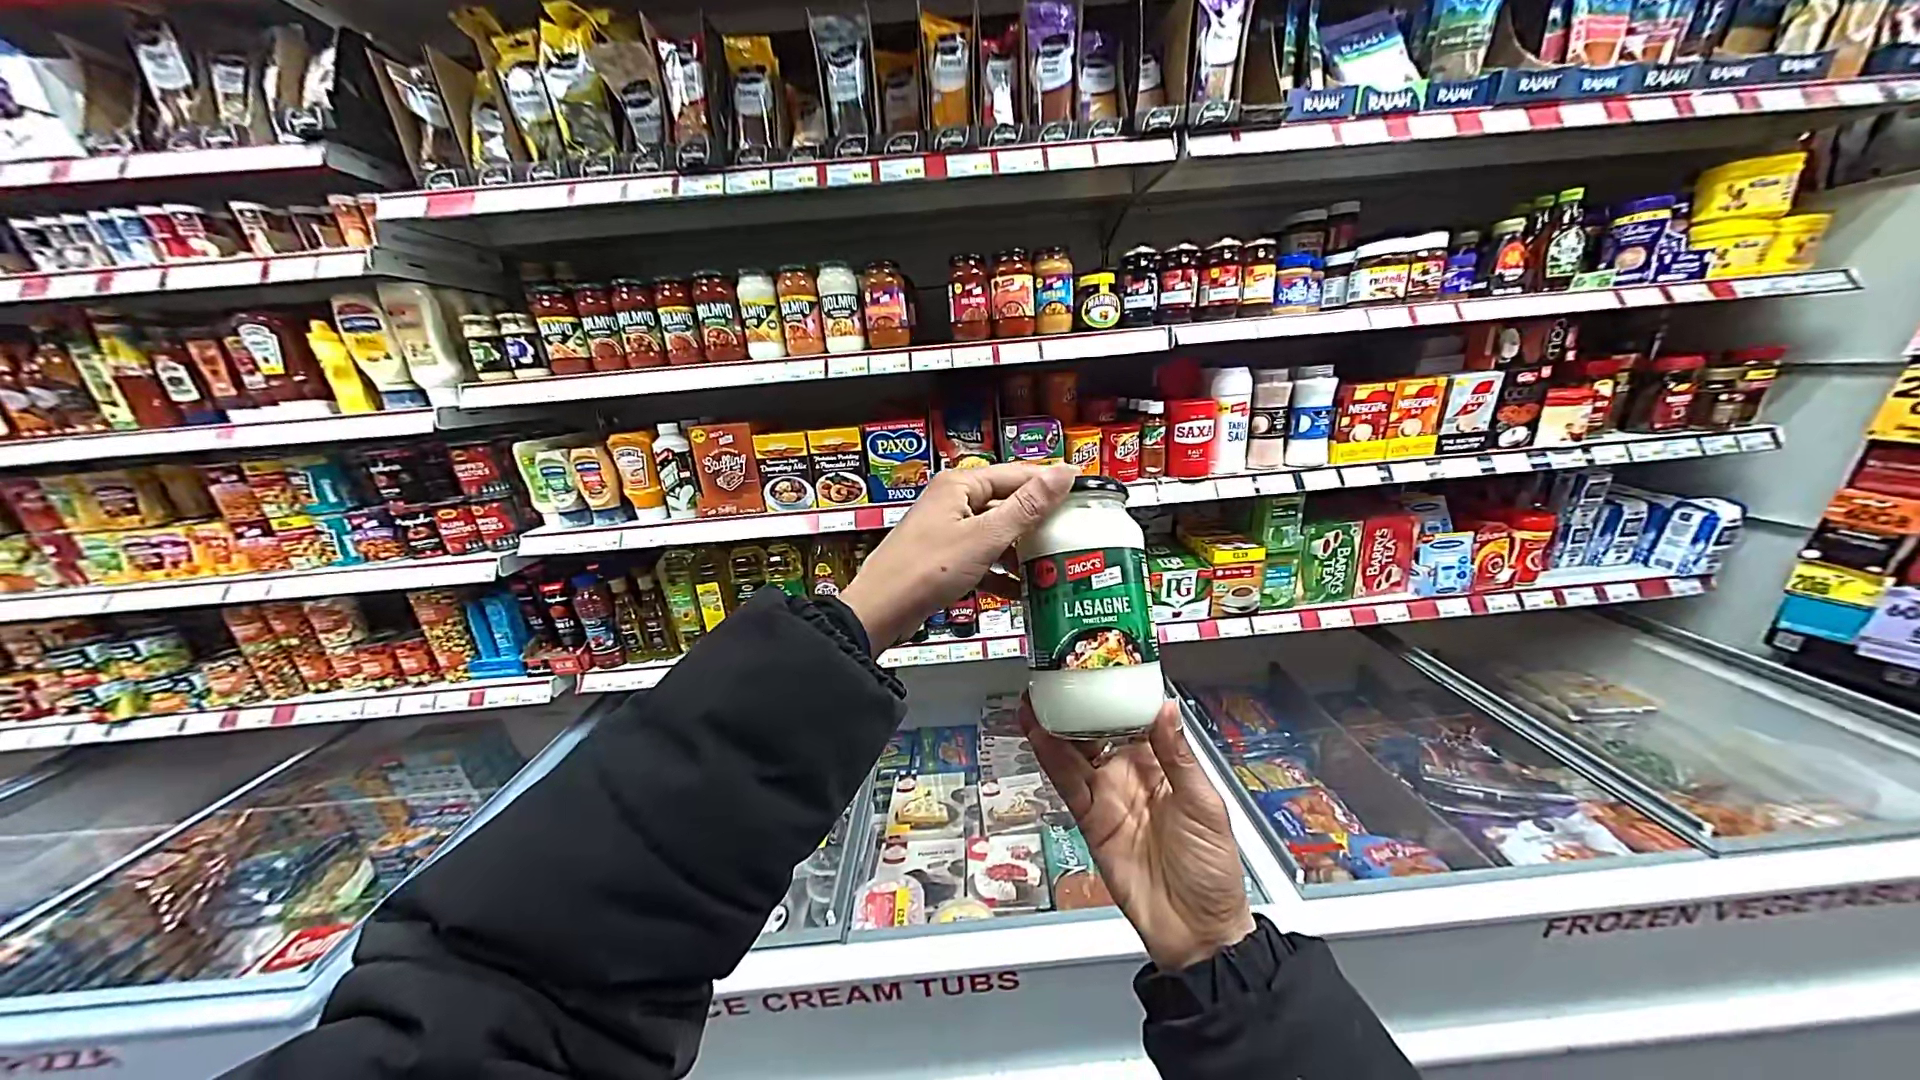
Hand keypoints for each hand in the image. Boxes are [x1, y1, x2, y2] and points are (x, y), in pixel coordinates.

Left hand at [840, 463, 1076, 649]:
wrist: (881, 611)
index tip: (1081, 494)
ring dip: (1020, 550)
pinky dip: (1000, 571)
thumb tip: (1062, 474)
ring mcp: (947, 529)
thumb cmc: (923, 570)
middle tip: (1070, 533)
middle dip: (1037, 521)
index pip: (1017, 474)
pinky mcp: (944, 557)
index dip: (1049, 484)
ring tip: (1049, 563)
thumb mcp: (985, 537)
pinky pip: (982, 558)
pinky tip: (1018, 589)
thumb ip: (1027, 506)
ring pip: (995, 533)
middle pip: (1006, 503)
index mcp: (960, 485)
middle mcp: (952, 501)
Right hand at [1022, 697, 1256, 971]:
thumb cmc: (1212, 868)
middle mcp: (1130, 773)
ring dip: (1054, 724)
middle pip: (1096, 730)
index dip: (1115, 693)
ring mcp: (1107, 795)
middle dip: (1076, 704)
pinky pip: (1066, 782)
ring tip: (1036, 697)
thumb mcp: (1204, 803)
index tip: (1101, 667)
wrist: (1196, 929)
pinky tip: (1036, 733)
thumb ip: (1177, 755)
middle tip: (1057, 675)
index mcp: (1161, 763)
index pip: (1133, 718)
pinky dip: (1049, 757)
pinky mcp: (1090, 817)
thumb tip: (1166, 707)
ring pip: (1073, 751)